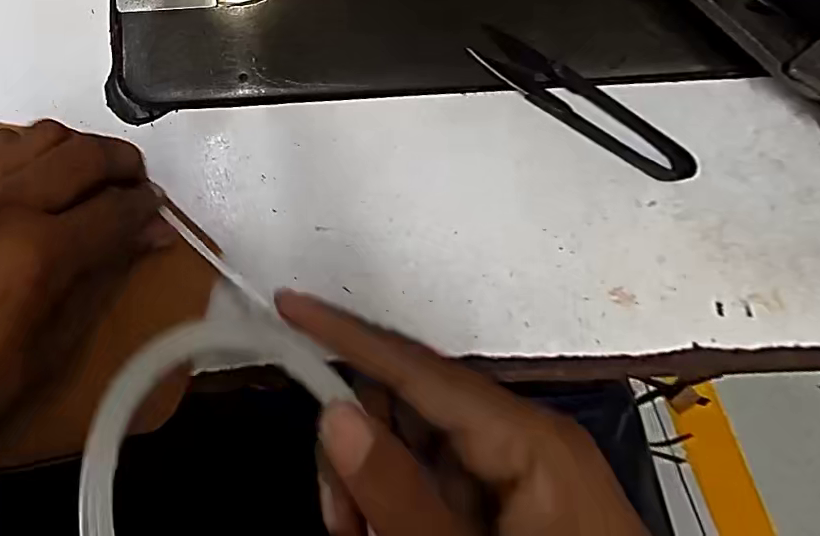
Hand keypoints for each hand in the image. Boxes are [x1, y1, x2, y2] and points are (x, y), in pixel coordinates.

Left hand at [0, 121, 166, 535]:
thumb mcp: (49, 352)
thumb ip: (101, 280)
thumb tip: (145, 238)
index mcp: (36, 256)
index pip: (114, 209)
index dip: (146, 208)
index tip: (158, 213)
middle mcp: (2, 208)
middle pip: (84, 155)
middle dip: (124, 163)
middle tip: (136, 186)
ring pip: (41, 135)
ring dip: (78, 148)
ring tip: (91, 175)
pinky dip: (30, 147)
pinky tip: (38, 173)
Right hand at [279, 290, 649, 535]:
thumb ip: (401, 492)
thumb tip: (335, 414)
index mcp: (529, 439)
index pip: (415, 364)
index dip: (344, 332)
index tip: (290, 305)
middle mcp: (524, 436)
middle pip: (406, 401)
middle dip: (359, 444)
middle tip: (343, 516)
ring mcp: (520, 467)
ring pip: (412, 438)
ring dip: (374, 479)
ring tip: (364, 532)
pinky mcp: (514, 497)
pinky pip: (434, 471)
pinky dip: (401, 496)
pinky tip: (392, 528)